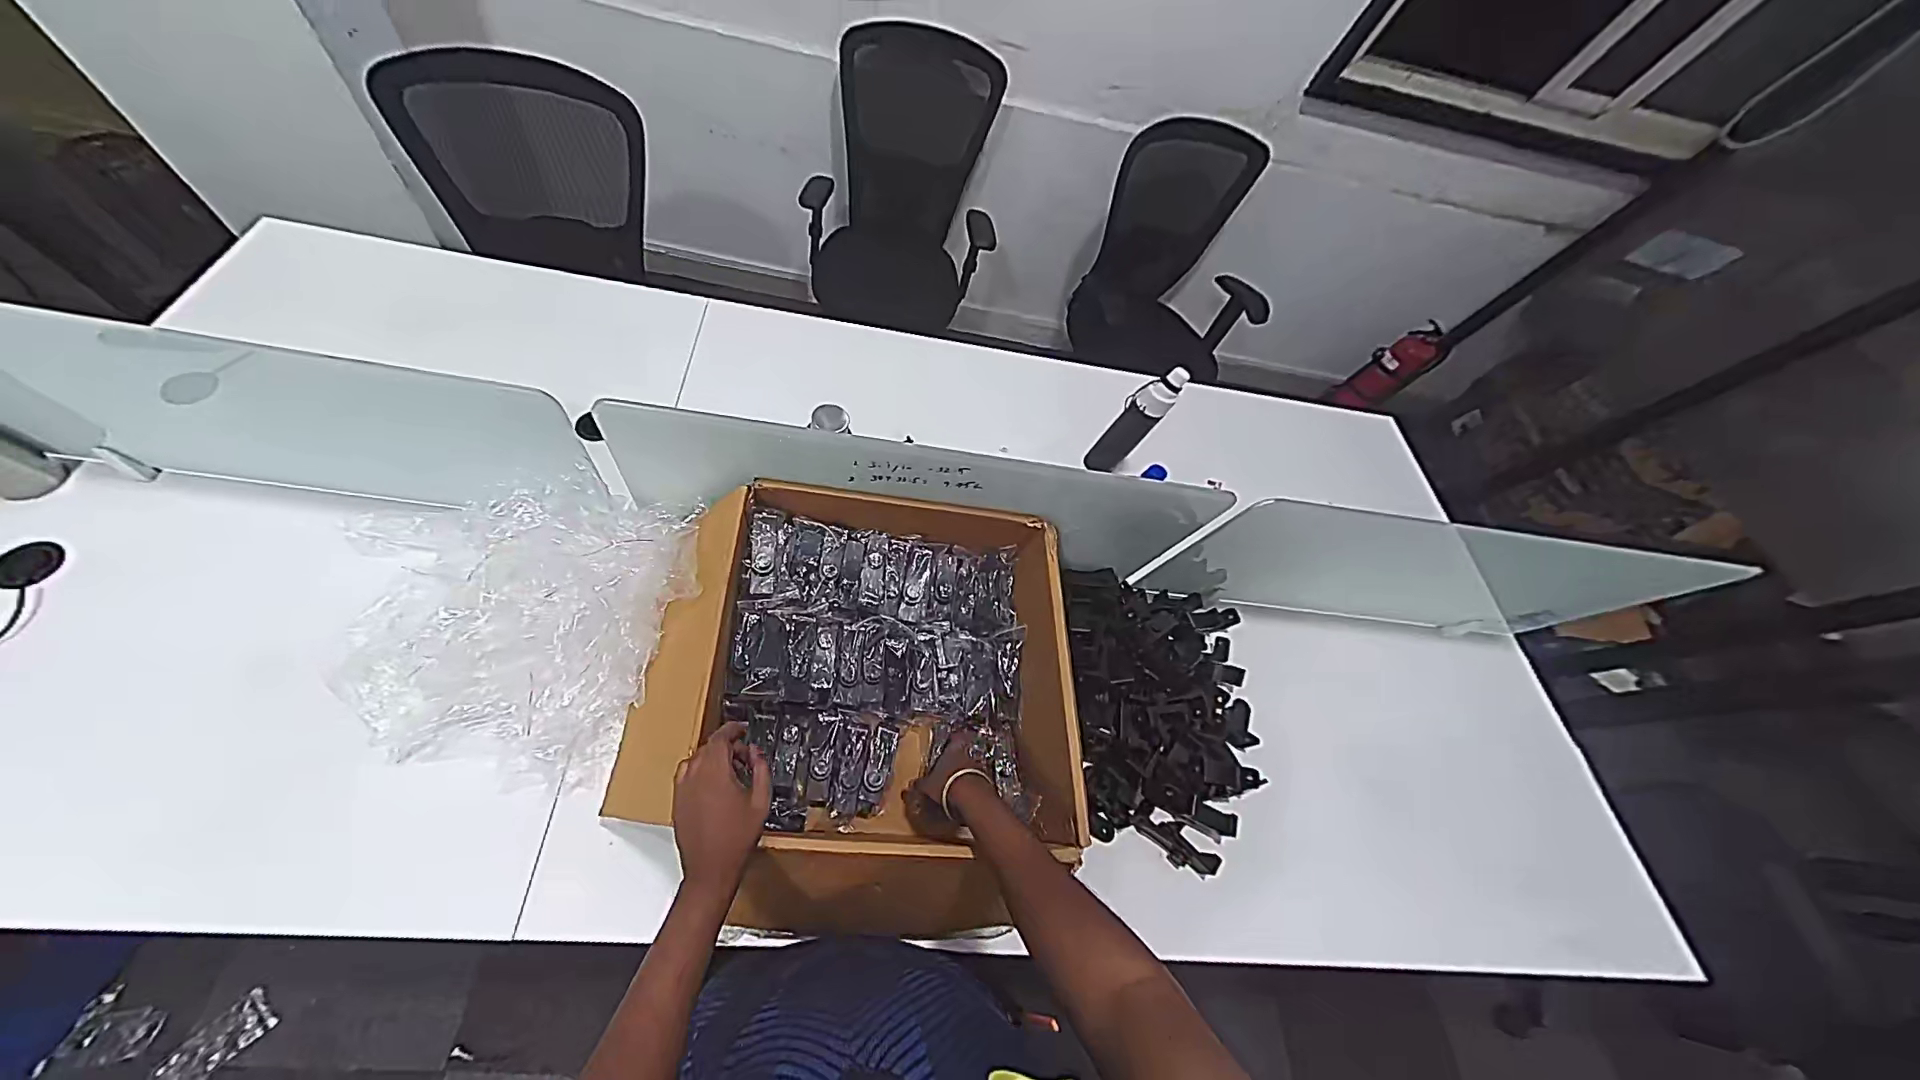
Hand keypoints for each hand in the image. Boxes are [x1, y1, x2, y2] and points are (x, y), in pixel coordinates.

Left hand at [672, 720, 769, 894]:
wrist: (711, 868)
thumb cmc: (735, 839)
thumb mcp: (760, 800)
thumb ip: (760, 770)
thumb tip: (756, 754)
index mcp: (714, 772)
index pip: (720, 738)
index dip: (732, 729)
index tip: (741, 729)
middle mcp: (694, 777)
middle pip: (709, 747)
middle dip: (728, 747)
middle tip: (745, 758)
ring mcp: (682, 790)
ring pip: (697, 760)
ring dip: (714, 760)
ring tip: (731, 773)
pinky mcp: (677, 802)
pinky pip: (687, 776)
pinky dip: (701, 773)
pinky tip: (715, 787)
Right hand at [907, 727, 996, 836]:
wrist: (972, 799)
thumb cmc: (948, 784)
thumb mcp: (928, 786)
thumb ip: (920, 784)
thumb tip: (910, 786)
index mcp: (954, 750)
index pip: (954, 738)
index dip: (952, 739)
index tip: (948, 740)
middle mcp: (969, 755)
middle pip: (964, 752)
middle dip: (957, 759)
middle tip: (949, 766)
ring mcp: (980, 768)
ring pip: (972, 766)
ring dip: (965, 772)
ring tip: (956, 783)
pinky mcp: (987, 783)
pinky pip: (977, 780)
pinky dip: (972, 785)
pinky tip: (965, 795)